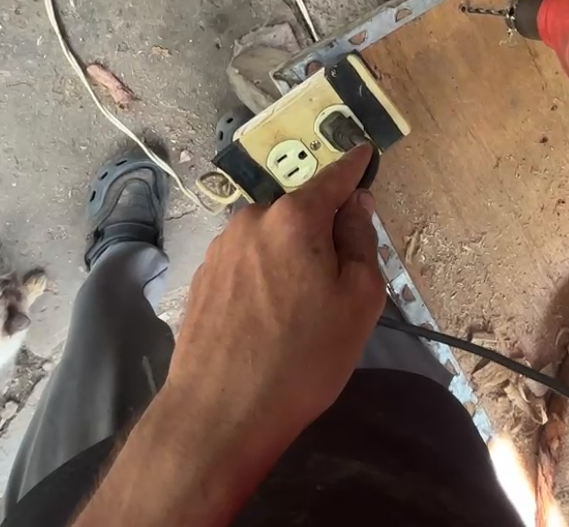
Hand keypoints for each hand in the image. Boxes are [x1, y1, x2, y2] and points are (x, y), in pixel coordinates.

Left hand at [164, 145, 386, 459]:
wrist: (218, 416)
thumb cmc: (302, 358)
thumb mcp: (358, 301)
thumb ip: (361, 241)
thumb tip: (356, 203)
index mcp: (294, 217)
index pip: (334, 177)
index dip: (355, 166)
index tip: (366, 152)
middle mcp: (253, 219)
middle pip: (302, 212)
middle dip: (323, 231)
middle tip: (338, 280)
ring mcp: (222, 247)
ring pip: (273, 238)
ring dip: (291, 256)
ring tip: (299, 310)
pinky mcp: (203, 277)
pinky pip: (248, 261)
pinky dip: (264, 275)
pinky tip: (267, 319)